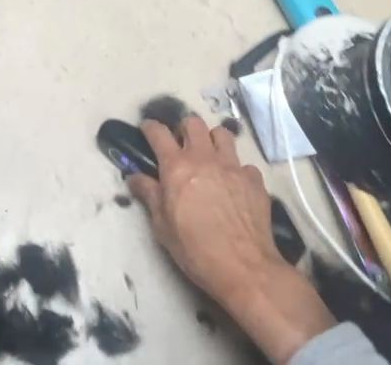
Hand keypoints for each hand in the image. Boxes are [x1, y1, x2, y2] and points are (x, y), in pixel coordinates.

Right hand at [129, 116, 334, 364]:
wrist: (245, 269)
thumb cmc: (195, 249)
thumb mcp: (162, 226)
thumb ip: (149, 195)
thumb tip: (135, 177)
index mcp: (177, 166)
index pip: (159, 132)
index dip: (150, 127)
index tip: (146, 130)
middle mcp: (204, 158)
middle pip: (193, 122)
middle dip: (184, 129)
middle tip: (181, 146)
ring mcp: (233, 167)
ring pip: (222, 134)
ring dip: (212, 140)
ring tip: (210, 157)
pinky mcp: (255, 181)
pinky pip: (244, 165)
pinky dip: (237, 170)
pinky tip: (234, 186)